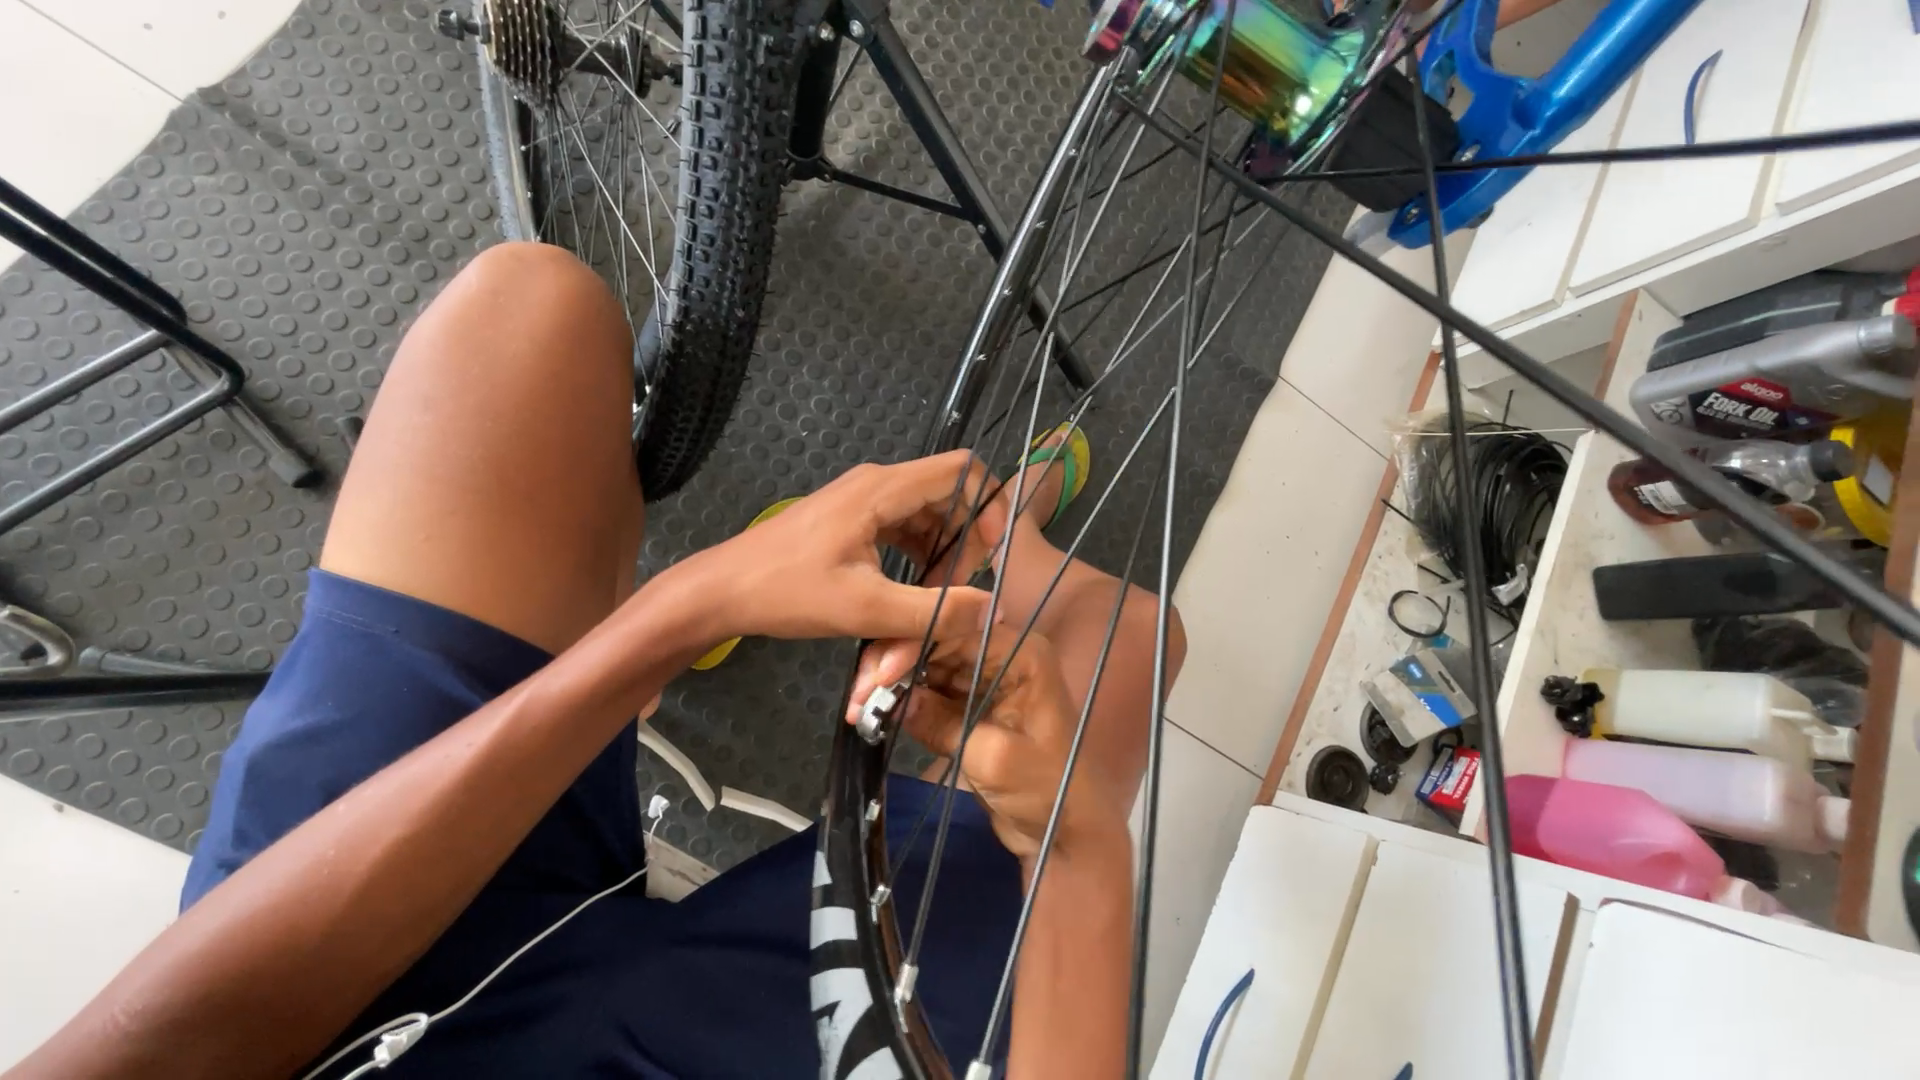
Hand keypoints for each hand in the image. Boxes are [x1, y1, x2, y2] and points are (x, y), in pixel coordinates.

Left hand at [682, 450, 1012, 643]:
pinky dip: (918, 560)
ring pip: (929, 520)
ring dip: (941, 560)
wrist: (722, 591)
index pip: (962, 470)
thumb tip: (993, 612)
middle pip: (950, 499)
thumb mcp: (866, 608)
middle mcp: (879, 485)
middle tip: (956, 595)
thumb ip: (934, 610)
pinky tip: (912, 594)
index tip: (991, 555)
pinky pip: (905, 531)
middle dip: (963, 547)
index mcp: (883, 490)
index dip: (989, 506)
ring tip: (932, 603)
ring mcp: (865, 502)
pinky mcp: (854, 521)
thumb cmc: (788, 593)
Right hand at [847, 628, 1131, 862]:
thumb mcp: (994, 757)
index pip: (958, 629)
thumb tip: (889, 700)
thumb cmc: (1047, 790)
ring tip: (858, 708)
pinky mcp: (968, 707)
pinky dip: (902, 703)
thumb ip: (941, 723)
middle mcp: (1001, 658)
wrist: (1064, 835)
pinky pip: (929, 693)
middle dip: (895, 665)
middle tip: (859, 695)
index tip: (879, 675)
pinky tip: (873, 714)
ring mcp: (983, 682)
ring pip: (927, 667)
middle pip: (937, 643)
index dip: (913, 644)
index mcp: (1021, 655)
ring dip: (893, 685)